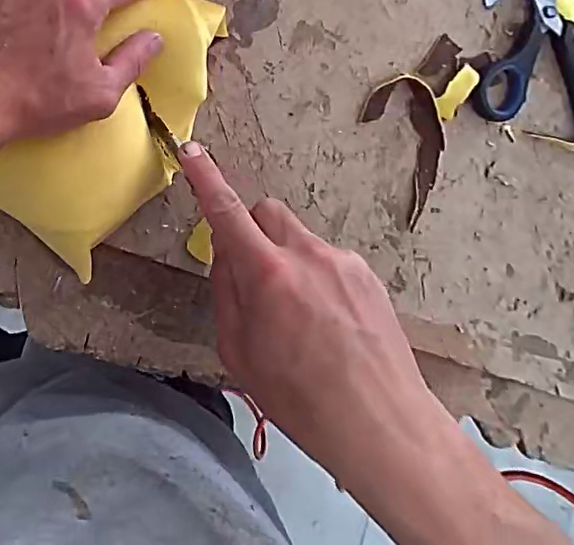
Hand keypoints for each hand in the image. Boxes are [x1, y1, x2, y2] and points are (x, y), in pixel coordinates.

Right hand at [179, 143, 566, 543]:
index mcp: (269, 274)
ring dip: (288, 261)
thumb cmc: (302, 399)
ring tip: (301, 317)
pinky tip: (330, 323)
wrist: (380, 420)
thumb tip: (227, 256)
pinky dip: (318, 278)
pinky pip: (329, 259)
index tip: (192, 153)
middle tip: (255, 276)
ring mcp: (341, 259)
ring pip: (299, 239)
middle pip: (268, 212)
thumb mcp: (240, 354)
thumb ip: (227, 293)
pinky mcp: (365, 271)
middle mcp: (307, 253)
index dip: (205, 179)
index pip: (228, 213)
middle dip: (253, 232)